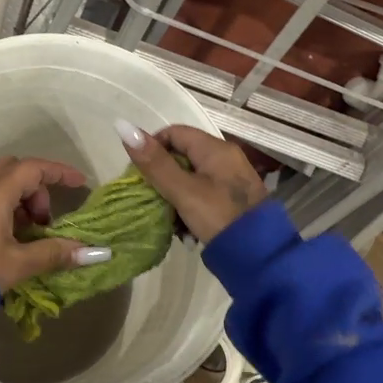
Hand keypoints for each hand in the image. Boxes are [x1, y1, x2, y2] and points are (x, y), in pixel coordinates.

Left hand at [0, 157, 112, 292]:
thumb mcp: (19, 263)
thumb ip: (55, 254)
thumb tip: (92, 252)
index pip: (34, 168)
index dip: (59, 172)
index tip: (80, 183)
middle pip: (16, 171)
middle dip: (37, 190)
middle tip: (45, 221)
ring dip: (20, 200)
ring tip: (28, 233)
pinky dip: (3, 206)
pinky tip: (7, 236)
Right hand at [117, 121, 265, 241]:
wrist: (259, 257)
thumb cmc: (219, 217)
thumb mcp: (182, 191)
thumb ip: (154, 162)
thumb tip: (123, 126)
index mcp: (216, 149)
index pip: (173, 132)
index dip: (151, 148)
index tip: (140, 174)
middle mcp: (226, 158)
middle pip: (181, 155)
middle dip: (161, 176)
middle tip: (150, 198)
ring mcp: (231, 180)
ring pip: (189, 177)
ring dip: (173, 194)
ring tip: (167, 216)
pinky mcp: (232, 199)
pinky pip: (202, 193)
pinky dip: (188, 205)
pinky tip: (183, 226)